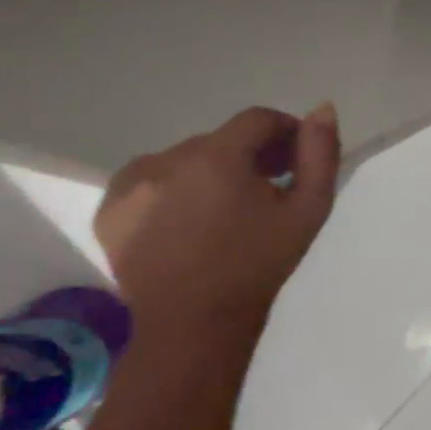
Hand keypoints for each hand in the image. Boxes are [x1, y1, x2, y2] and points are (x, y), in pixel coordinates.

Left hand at [93, 104, 340, 337]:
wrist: (194, 320)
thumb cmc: (261, 261)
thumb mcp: (310, 206)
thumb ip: (320, 153)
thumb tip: (322, 109)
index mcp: (216, 159)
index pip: (257, 120)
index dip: (284, 133)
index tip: (296, 161)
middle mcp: (165, 163)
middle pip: (220, 138)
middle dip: (249, 154)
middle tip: (269, 187)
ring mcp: (129, 187)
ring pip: (184, 156)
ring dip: (211, 168)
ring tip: (227, 204)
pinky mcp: (108, 210)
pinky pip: (149, 177)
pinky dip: (173, 185)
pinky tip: (191, 214)